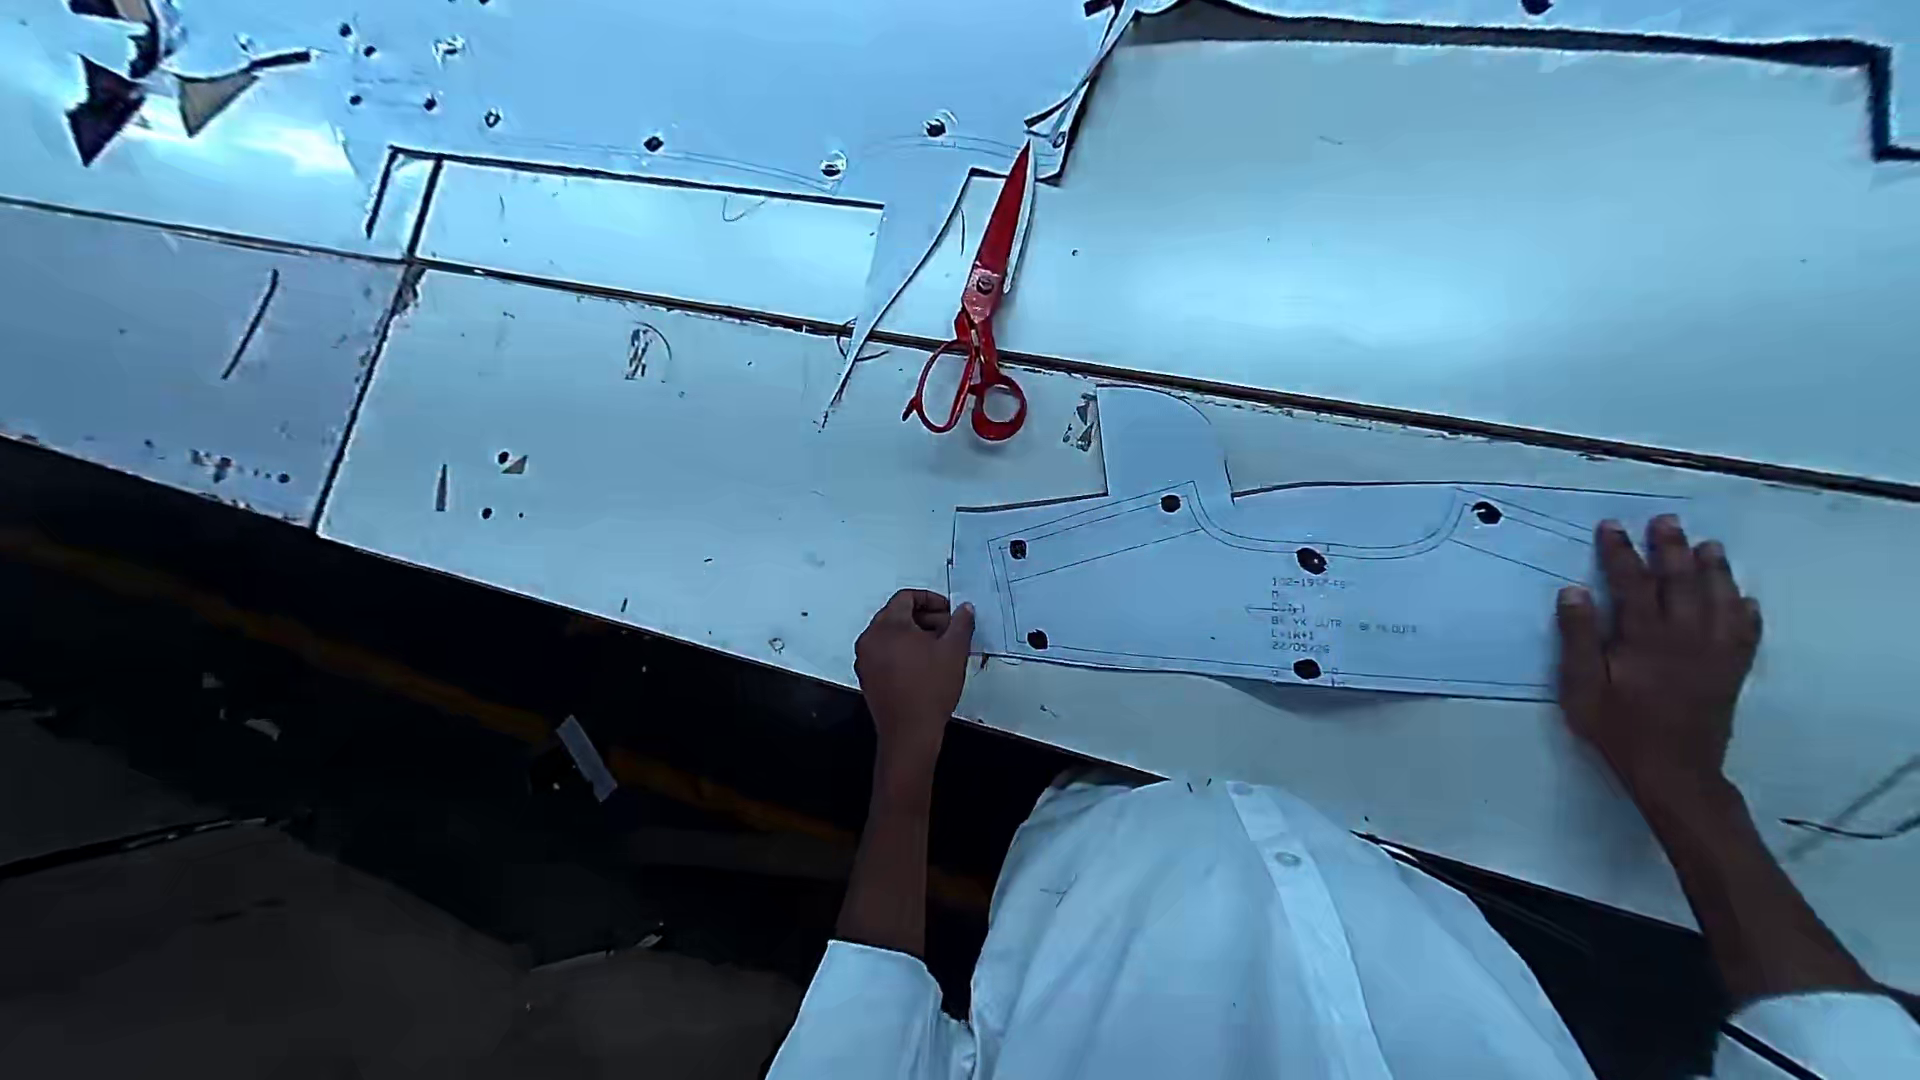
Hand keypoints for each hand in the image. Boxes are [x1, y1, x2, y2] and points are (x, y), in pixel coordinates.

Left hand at [854, 590, 974, 762]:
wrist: (909, 733)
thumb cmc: (931, 689)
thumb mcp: (954, 650)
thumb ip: (961, 623)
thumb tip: (964, 609)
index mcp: (888, 626)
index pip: (906, 597)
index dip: (931, 600)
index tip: (948, 611)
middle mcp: (870, 638)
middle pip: (897, 613)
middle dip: (924, 617)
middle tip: (948, 629)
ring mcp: (865, 658)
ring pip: (890, 633)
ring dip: (914, 633)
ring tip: (938, 647)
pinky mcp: (866, 676)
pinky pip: (884, 651)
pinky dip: (902, 649)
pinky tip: (923, 664)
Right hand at [1556, 516, 1762, 811]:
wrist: (1672, 769)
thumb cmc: (1615, 724)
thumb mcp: (1580, 683)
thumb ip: (1578, 636)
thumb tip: (1574, 591)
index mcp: (1645, 639)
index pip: (1632, 584)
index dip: (1620, 553)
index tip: (1611, 527)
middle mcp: (1686, 638)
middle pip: (1681, 584)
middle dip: (1671, 550)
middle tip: (1665, 521)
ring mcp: (1714, 653)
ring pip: (1719, 601)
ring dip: (1712, 570)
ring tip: (1707, 545)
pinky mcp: (1730, 670)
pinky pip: (1745, 631)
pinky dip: (1744, 609)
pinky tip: (1742, 597)